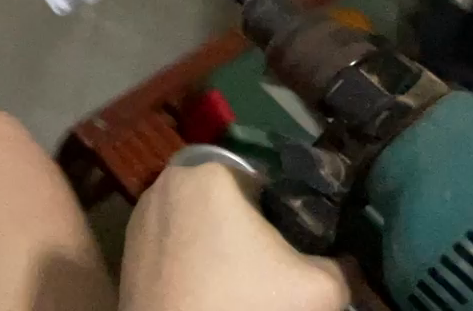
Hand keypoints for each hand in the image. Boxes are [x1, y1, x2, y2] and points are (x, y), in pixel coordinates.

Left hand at [119, 163, 348, 310]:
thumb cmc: (247, 304)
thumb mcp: (318, 289)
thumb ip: (339, 267)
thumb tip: (343, 262)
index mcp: (211, 175)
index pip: (260, 187)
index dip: (282, 220)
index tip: (293, 254)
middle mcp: (170, 180)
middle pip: (225, 204)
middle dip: (247, 234)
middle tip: (266, 276)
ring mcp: (143, 210)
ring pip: (196, 224)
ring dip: (216, 248)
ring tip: (236, 290)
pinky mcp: (129, 241)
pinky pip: (172, 244)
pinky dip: (189, 262)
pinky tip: (205, 294)